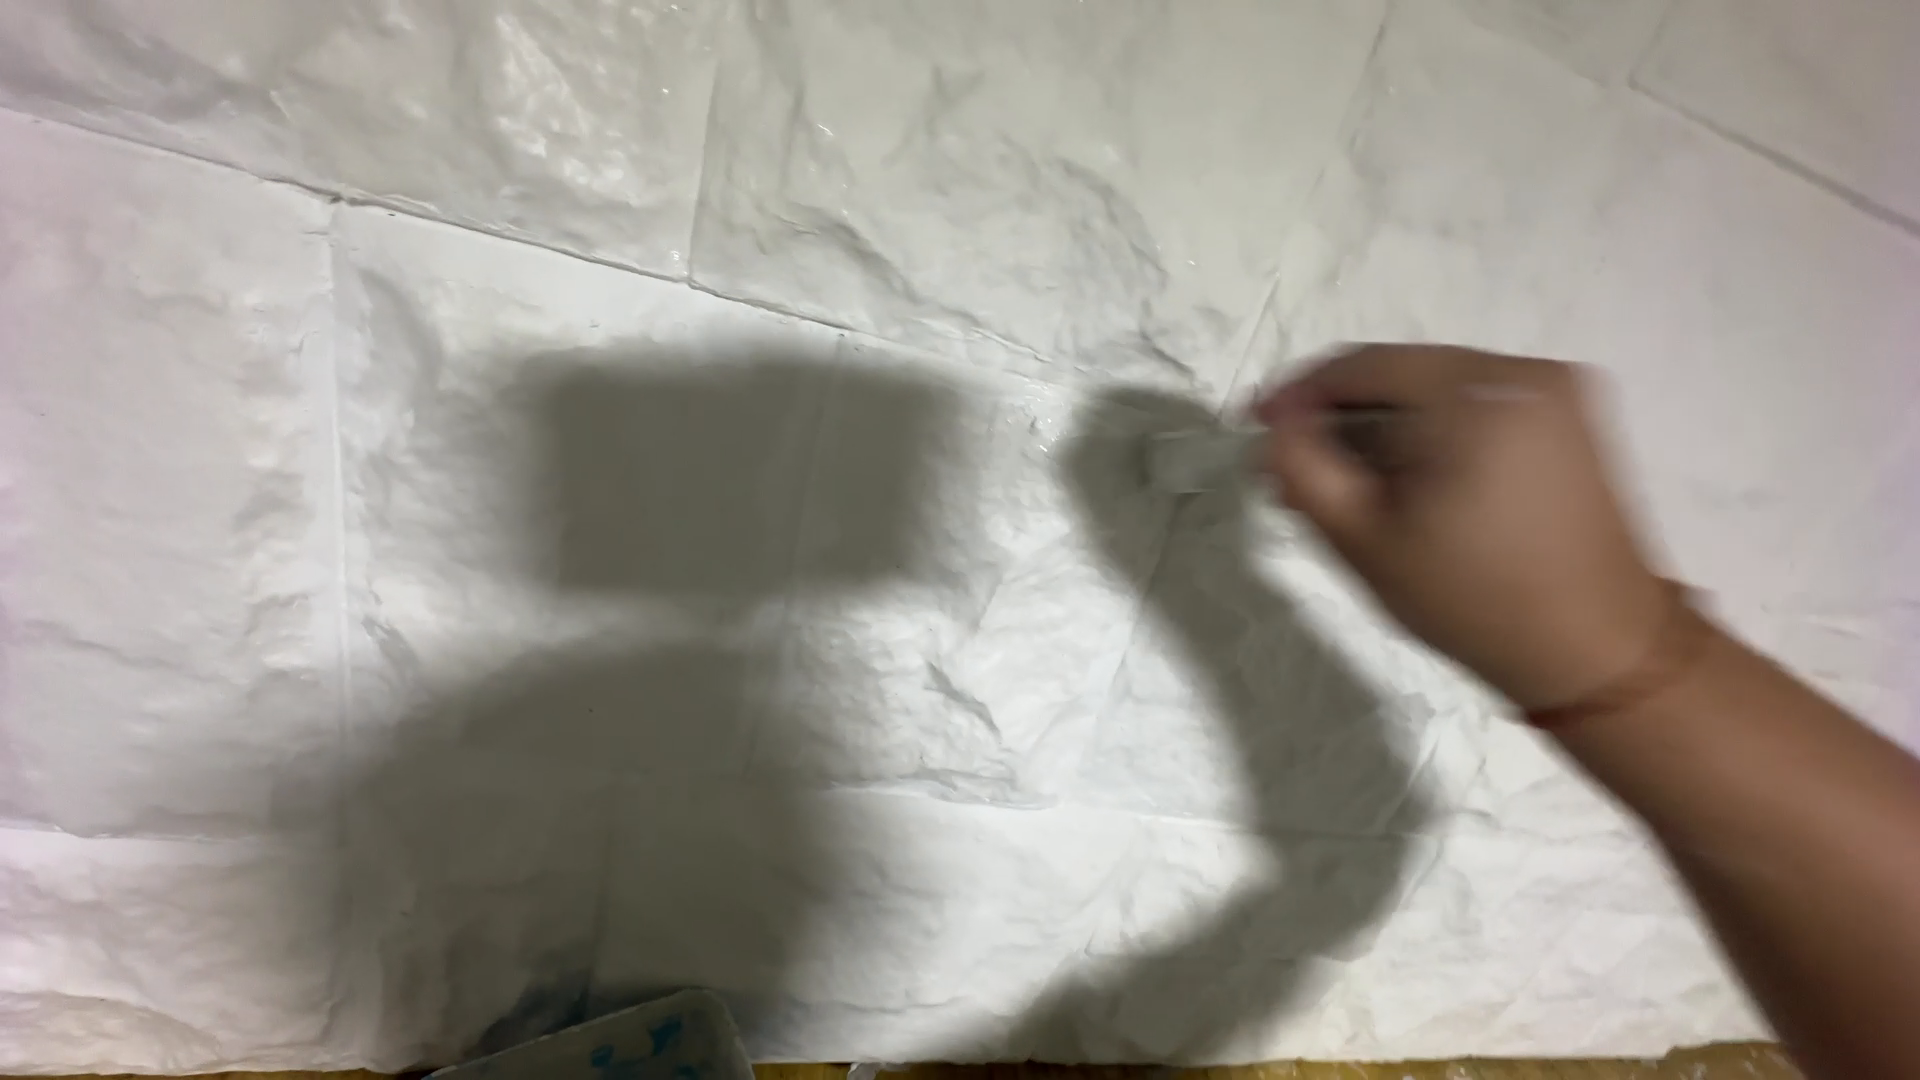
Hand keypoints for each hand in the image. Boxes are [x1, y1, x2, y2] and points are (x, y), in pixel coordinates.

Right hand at [1256, 344, 1667, 709]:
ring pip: (1428, 395)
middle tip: (1287, 466)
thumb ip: (1301, 468)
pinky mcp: (1565, 425)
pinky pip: (1466, 412)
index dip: (1295, 393)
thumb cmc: (1468, 598)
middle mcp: (1525, 374)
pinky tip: (1388, 482)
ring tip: (1331, 485)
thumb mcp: (1361, 538)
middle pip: (1396, 376)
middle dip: (1333, 418)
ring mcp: (1554, 396)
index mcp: (1479, 394)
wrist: (1597, 654)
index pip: (1362, 365)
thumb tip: (1274, 426)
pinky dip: (1418, 438)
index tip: (1252, 427)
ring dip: (1372, 431)